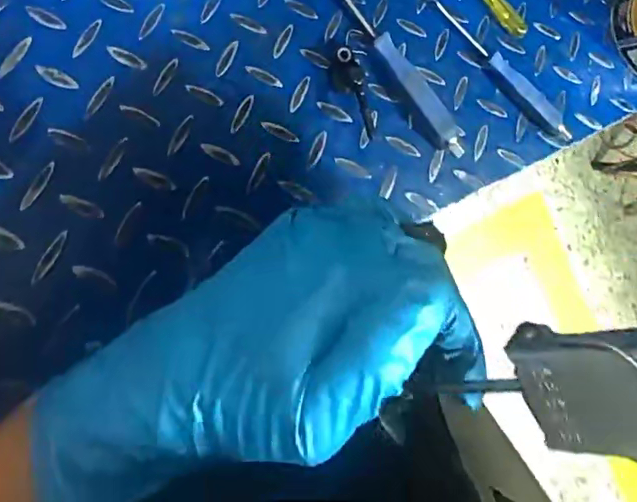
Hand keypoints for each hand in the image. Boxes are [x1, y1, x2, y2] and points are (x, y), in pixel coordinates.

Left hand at [30, 204, 482, 501]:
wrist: (176, 369)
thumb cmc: (248, 402)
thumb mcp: (323, 417)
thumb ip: (381, 364)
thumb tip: (425, 328)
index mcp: (347, 282)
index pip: (435, 287)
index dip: (460, 333)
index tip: (457, 380)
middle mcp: (334, 238)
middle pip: (418, 253)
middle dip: (438, 306)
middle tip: (432, 357)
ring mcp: (310, 225)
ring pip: (389, 228)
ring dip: (409, 272)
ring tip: (401, 323)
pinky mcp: (290, 227)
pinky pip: (353, 220)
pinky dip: (376, 249)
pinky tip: (364, 291)